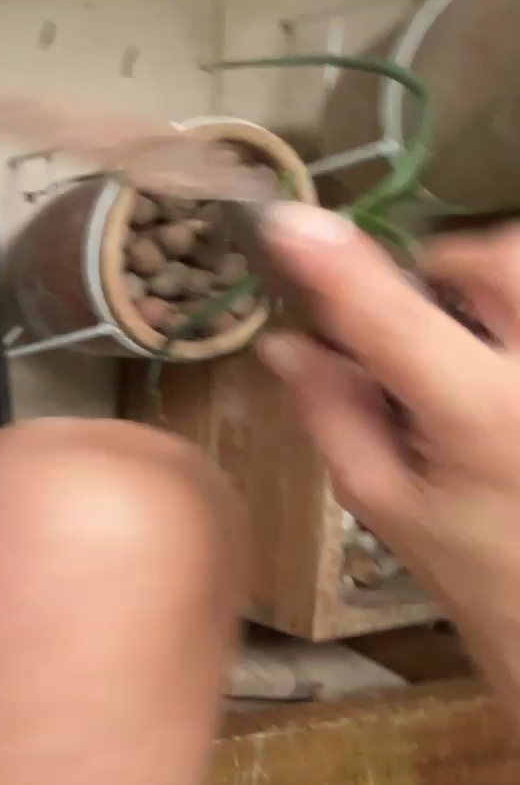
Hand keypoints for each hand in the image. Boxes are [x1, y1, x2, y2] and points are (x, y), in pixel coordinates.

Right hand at [256, 205, 519, 682]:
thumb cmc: (470, 560)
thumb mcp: (376, 495)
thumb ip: (334, 410)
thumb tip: (287, 344)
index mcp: (485, 418)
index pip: (391, 319)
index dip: (334, 265)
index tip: (286, 224)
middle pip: (503, 259)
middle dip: (441, 268)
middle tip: (408, 313)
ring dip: (487, 284)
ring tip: (465, 343)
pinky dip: (509, 311)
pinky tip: (491, 357)